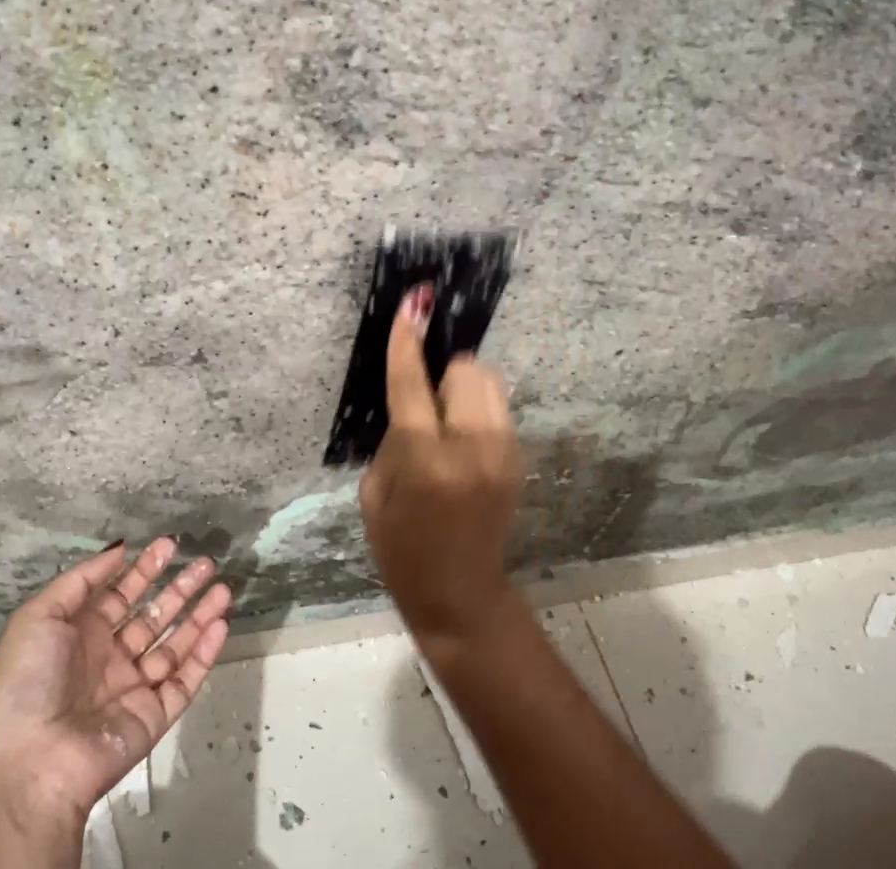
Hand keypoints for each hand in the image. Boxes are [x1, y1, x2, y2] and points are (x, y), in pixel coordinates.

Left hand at [0, 538, 230, 828]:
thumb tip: (119, 549)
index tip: (169, 546)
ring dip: (198, 617)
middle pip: (151, 617)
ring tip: (223, 590)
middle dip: (178, 590)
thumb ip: (82, 580)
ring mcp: (133, 688)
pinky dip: (204, 654)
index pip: (118, 595)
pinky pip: (184, 680)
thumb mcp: (39, 616)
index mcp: (78, 634)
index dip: (144, 570)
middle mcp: (107, 658)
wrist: (29, 761)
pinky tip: (220, 626)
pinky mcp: (153, 716)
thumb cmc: (26, 680)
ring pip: (174, 645)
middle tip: (206, 564)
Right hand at [359, 283, 522, 645]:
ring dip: (463, 386)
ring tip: (445, 416)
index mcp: (426, 462)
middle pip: (468, 370)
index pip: (413, 385)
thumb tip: (413, 400)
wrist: (459, 592)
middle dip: (443, 371)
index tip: (412, 304)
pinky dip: (476, 408)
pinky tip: (461, 436)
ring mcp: (503, 454)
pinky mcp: (519, 460)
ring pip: (490, 383)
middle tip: (426, 396)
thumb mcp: (376, 494)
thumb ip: (394, 440)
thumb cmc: (400, 548)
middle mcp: (472, 450)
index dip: (407, 341)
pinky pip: (497, 409)